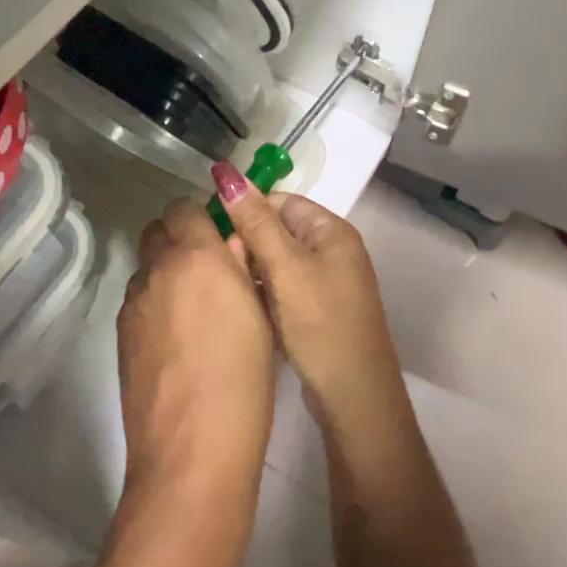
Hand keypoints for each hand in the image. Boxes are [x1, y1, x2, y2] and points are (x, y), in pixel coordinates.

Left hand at [116, 198, 276, 493]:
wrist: (192, 450)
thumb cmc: (243, 378)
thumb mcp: (260, 313)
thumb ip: (242, 267)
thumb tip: (231, 244)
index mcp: (195, 256)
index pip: (184, 207)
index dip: (203, 218)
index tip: (224, 238)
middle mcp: (156, 270)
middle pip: (158, 231)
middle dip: (180, 238)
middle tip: (212, 269)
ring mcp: (133, 304)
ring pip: (147, 268)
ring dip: (168, 273)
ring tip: (197, 312)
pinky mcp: (121, 336)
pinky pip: (140, 301)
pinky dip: (157, 305)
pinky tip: (179, 342)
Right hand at [211, 164, 403, 417]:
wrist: (354, 394)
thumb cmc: (321, 323)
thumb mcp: (285, 268)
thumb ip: (254, 221)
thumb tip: (226, 173)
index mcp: (332, 230)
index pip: (279, 201)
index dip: (245, 211)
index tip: (212, 233)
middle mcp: (333, 250)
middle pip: (277, 231)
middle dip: (246, 244)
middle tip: (218, 267)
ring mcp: (327, 282)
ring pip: (277, 263)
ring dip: (252, 270)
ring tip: (225, 288)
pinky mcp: (319, 311)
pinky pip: (284, 289)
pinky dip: (263, 293)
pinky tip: (243, 309)